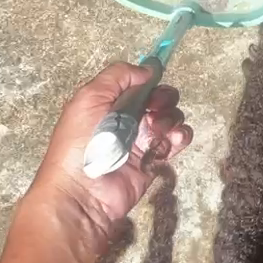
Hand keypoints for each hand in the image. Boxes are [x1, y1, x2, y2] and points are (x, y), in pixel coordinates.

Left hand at [19, 62, 192, 258]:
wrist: (83, 194)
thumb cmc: (81, 143)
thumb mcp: (89, 98)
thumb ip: (118, 75)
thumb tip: (148, 68)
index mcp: (110, 104)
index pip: (139, 83)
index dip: (149, 79)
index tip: (152, 82)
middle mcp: (128, 120)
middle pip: (160, 97)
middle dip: (164, 98)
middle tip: (154, 109)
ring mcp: (144, 139)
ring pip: (172, 116)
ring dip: (170, 118)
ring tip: (156, 131)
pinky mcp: (157, 158)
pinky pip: (179, 139)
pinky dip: (180, 135)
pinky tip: (171, 141)